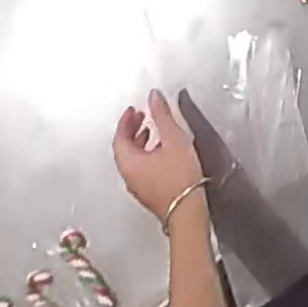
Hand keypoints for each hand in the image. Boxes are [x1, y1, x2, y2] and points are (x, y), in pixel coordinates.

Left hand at [114, 89, 205, 224]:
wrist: (188, 210)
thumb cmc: (179, 174)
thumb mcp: (173, 138)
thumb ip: (162, 115)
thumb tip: (153, 96)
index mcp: (129, 163)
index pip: (119, 138)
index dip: (125, 122)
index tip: (133, 109)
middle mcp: (129, 176)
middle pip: (124, 149)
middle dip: (131, 129)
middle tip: (142, 115)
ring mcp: (138, 187)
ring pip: (133, 159)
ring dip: (140, 141)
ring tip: (153, 129)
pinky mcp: (149, 193)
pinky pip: (141, 168)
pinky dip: (146, 153)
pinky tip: (162, 149)